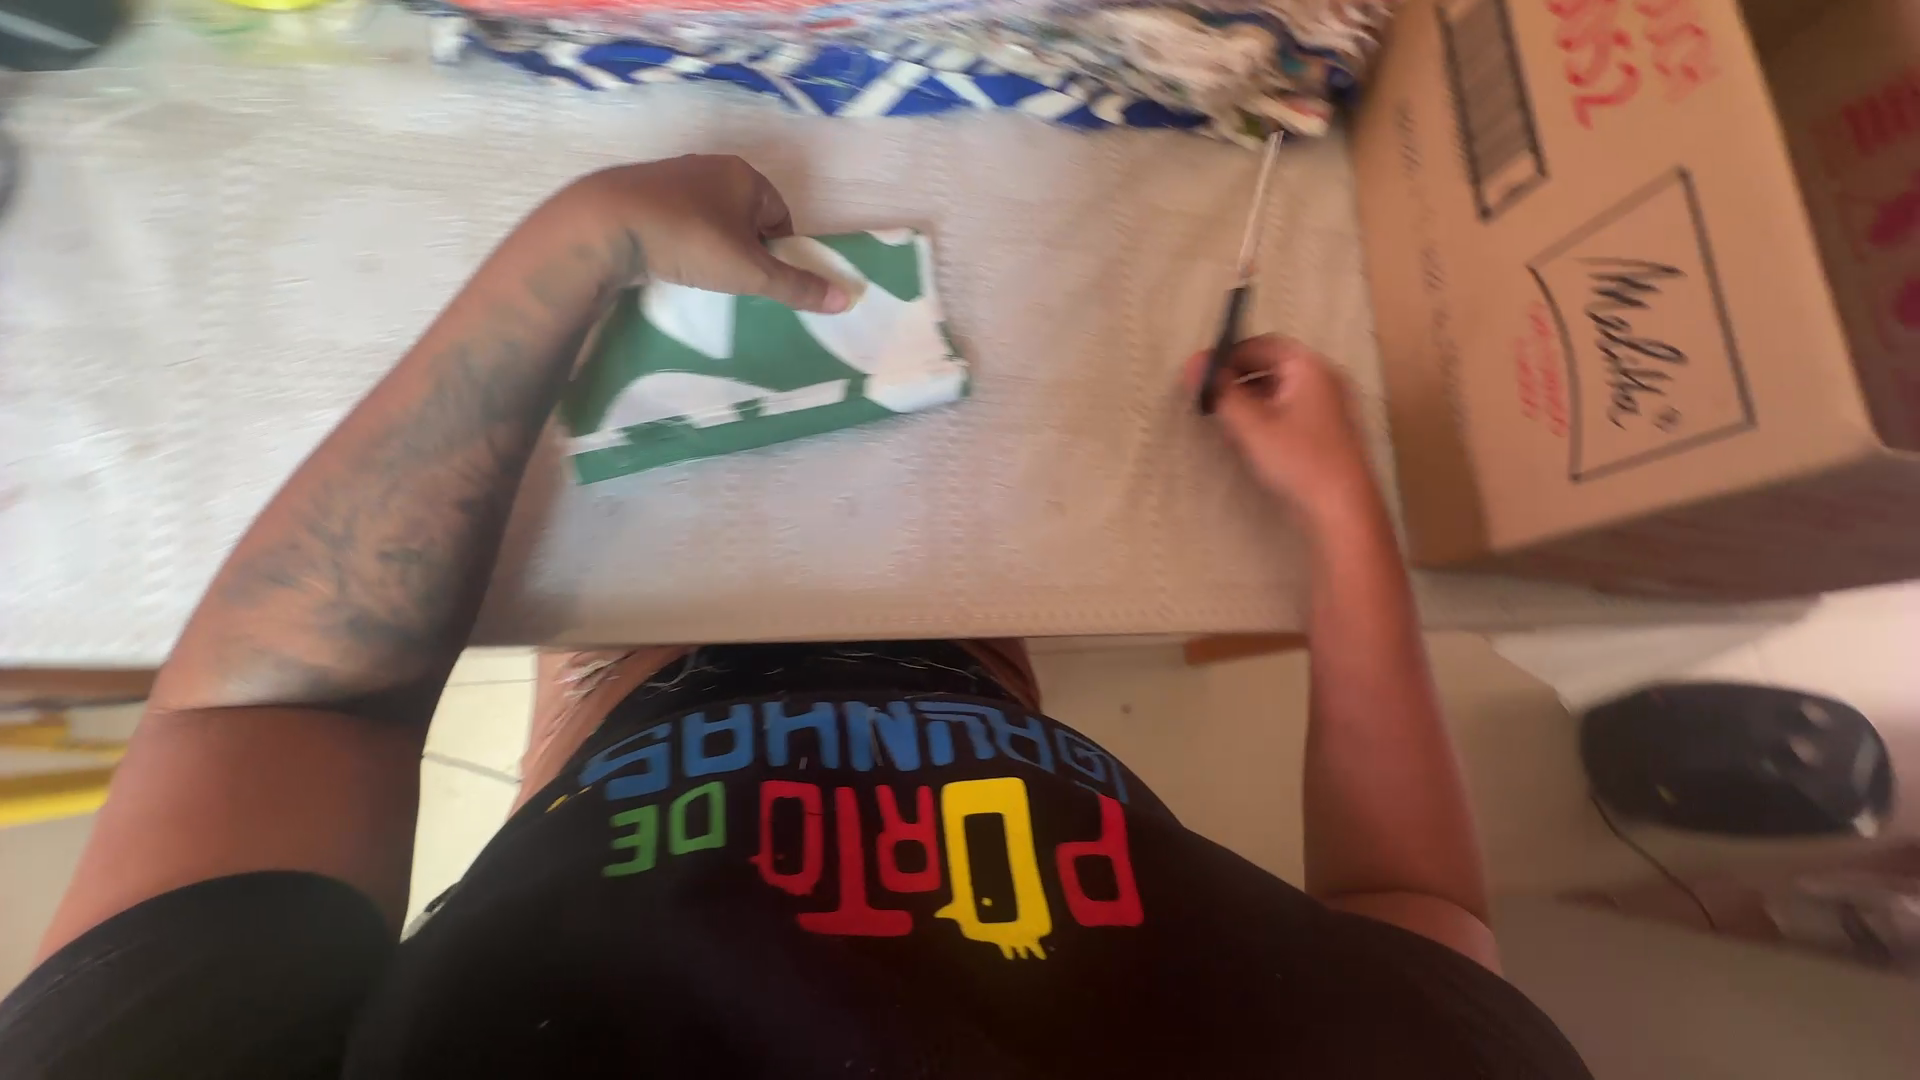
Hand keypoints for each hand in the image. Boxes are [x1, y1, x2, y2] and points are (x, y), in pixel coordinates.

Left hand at [568, 155, 849, 313]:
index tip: (765, 278)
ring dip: (716, 245)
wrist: (607, 225)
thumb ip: (797, 287)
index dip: (780, 251)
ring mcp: (674, 175)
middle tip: (736, 280)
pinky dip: (684, 240)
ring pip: (713, 217)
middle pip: (748, 216)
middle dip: (748, 248)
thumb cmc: (691, 241)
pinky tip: (673, 261)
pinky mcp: (643, 191)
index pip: (781, 215)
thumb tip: (846, 299)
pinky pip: (680, 218)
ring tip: (703, 274)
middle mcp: (712, 166)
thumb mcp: (751, 272)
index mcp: (745, 176)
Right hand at [1186, 335, 1382, 526]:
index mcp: (1308, 366)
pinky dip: (1263, 416)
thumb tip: (1193, 363)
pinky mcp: (1323, 429)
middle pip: (1269, 366)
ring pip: (1275, 390)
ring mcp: (1326, 404)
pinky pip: (1286, 409)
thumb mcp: (1251, 424)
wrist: (1340, 506)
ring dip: (1247, 401)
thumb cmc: (1297, 459)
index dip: (1226, 358)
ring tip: (1225, 424)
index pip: (1259, 345)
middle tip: (1208, 403)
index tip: (1199, 379)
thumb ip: (1220, 391)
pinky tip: (1248, 439)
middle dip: (1235, 381)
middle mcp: (1322, 378)